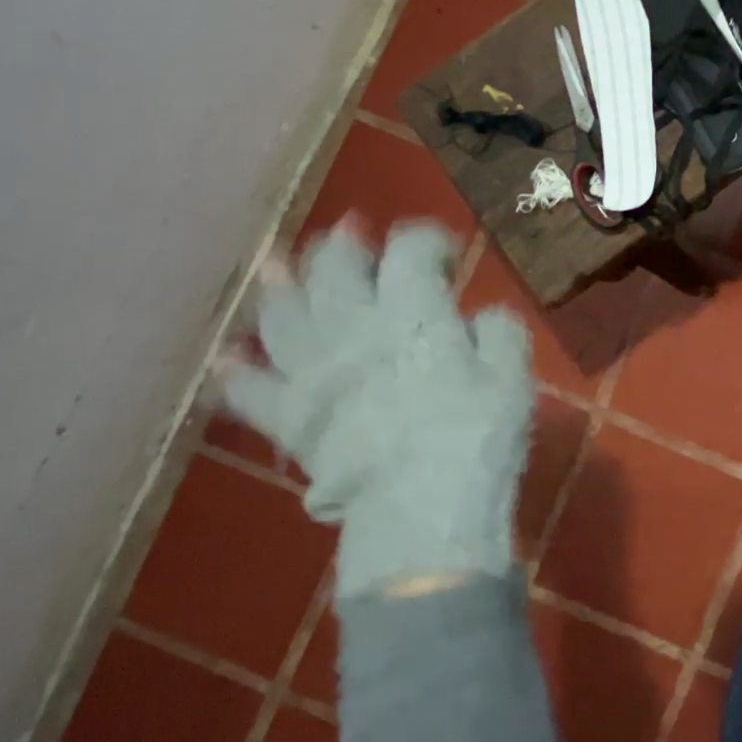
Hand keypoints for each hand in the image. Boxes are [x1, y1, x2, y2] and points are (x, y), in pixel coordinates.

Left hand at [219, 221, 534, 597]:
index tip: (447, 247)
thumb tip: (478, 316)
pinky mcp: (290, 419)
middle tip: (353, 233)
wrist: (424, 509)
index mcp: (413, 316)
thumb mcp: (514, 377)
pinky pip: (250, 390)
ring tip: (276, 264)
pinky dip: (236, 372)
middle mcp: (352, 331)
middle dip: (344, 245)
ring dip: (279, 286)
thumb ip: (498, 333)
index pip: (410, 254)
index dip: (427, 239)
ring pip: (282, 317)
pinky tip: (226, 357)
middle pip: (335, 271)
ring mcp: (312, 374)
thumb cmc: (478, 436)